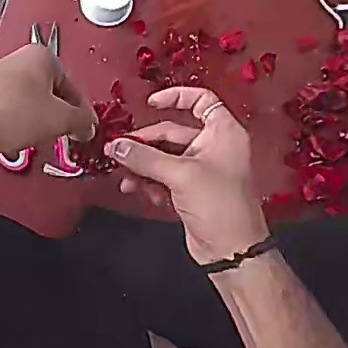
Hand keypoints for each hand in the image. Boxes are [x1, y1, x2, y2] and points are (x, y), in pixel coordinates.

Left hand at [0, 44, 94, 167]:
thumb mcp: (60, 119)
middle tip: (62, 137)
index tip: (84, 129)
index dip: (80, 112)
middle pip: (50, 95)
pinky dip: (15, 129)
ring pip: (29, 106)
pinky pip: (8, 114)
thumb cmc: (11, 115)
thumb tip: (87, 125)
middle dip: (57, 119)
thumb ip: (81, 121)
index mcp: (41, 56)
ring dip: (37, 126)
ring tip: (36, 142)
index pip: (72, 86)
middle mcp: (18, 61)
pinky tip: (13, 143)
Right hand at [109, 87, 268, 264]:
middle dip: (145, 143)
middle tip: (118, 151)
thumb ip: (144, 158)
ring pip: (164, 157)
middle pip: (173, 133)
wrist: (232, 251)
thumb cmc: (218, 204)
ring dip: (143, 166)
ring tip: (125, 179)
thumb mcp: (180, 175)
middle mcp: (213, 146)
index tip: (150, 104)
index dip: (176, 97)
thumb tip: (114, 146)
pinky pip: (165, 177)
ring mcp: (202, 169)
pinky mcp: (191, 190)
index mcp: (222, 132)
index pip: (201, 100)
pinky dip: (151, 182)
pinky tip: (140, 192)